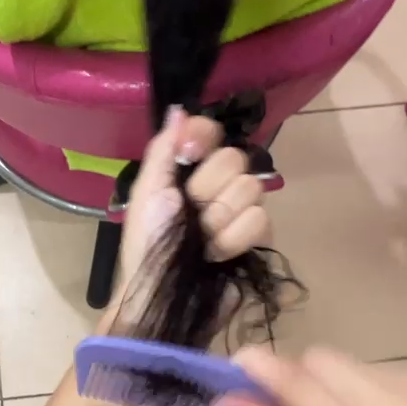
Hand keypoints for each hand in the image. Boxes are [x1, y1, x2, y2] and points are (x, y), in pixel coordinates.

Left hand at [112, 107, 271, 313]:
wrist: (159, 296)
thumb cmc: (145, 248)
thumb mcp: (145, 196)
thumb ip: (161, 153)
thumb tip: (179, 109)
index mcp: (185, 172)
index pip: (210, 132)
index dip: (203, 138)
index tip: (188, 156)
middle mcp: (215, 185)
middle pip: (235, 159)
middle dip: (208, 191)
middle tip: (191, 215)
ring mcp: (237, 212)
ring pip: (251, 189)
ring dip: (220, 220)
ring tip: (202, 242)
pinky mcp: (254, 240)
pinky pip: (261, 220)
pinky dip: (235, 239)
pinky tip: (218, 256)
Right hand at [218, 347, 406, 405]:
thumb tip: (225, 400)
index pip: (296, 383)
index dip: (262, 366)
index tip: (238, 360)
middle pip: (320, 359)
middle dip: (299, 375)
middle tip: (293, 403)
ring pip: (348, 362)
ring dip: (333, 383)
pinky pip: (379, 369)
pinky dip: (365, 388)